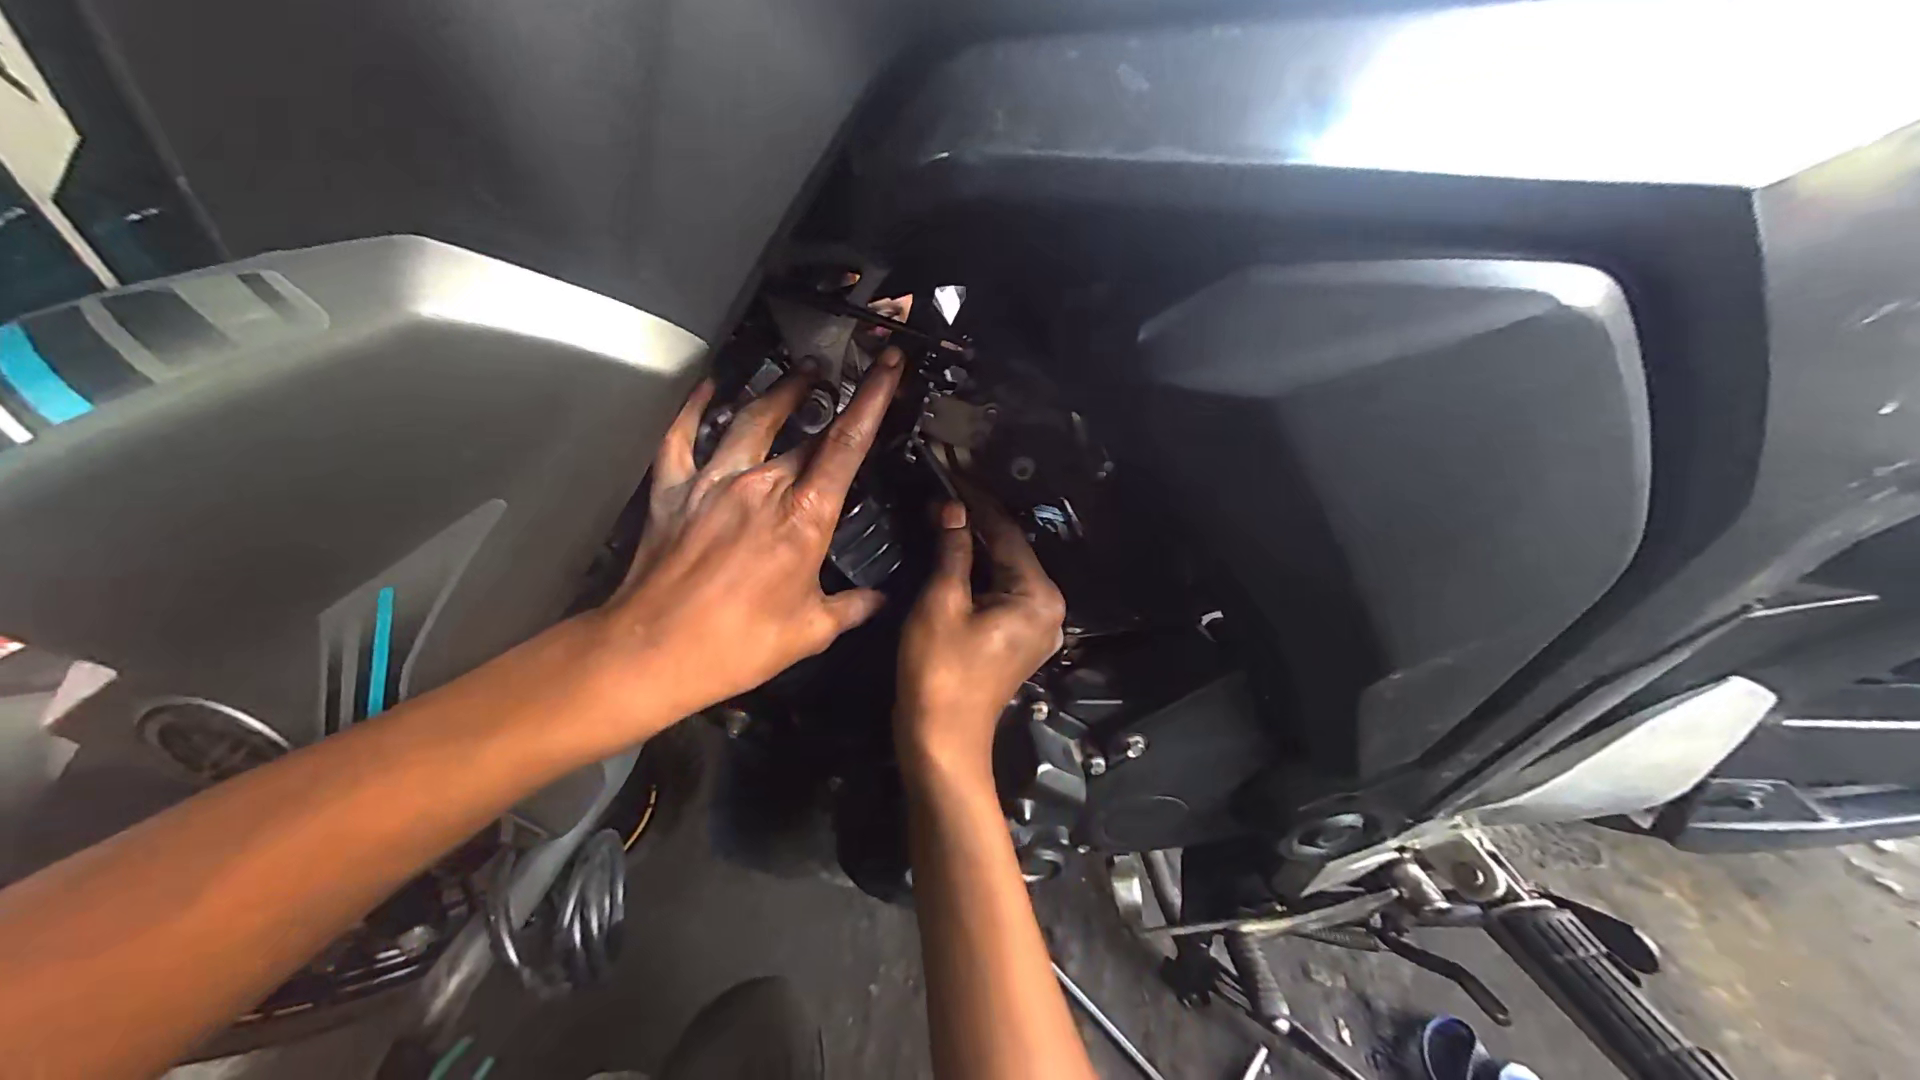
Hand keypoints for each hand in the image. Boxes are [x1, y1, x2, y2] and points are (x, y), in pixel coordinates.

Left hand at [581, 348, 904, 736]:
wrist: (652, 652)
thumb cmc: (736, 645)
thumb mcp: (810, 632)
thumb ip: (852, 608)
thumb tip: (878, 601)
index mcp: (803, 516)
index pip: (847, 444)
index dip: (873, 399)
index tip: (889, 366)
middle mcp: (761, 486)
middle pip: (806, 431)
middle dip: (835, 398)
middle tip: (852, 375)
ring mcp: (713, 483)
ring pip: (751, 419)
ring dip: (780, 393)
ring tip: (802, 373)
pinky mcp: (673, 491)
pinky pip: (681, 436)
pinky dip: (693, 408)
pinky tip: (706, 387)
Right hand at [896, 491, 1065, 784]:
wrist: (942, 738)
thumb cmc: (939, 671)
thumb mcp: (941, 602)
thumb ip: (952, 551)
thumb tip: (952, 508)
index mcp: (1038, 596)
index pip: (1007, 533)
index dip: (976, 502)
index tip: (952, 474)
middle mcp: (1049, 607)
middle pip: (1010, 551)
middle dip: (975, 523)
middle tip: (941, 496)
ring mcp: (1038, 626)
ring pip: (1005, 571)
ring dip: (975, 547)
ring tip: (943, 516)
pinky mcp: (1021, 638)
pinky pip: (1002, 593)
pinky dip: (979, 574)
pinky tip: (954, 554)